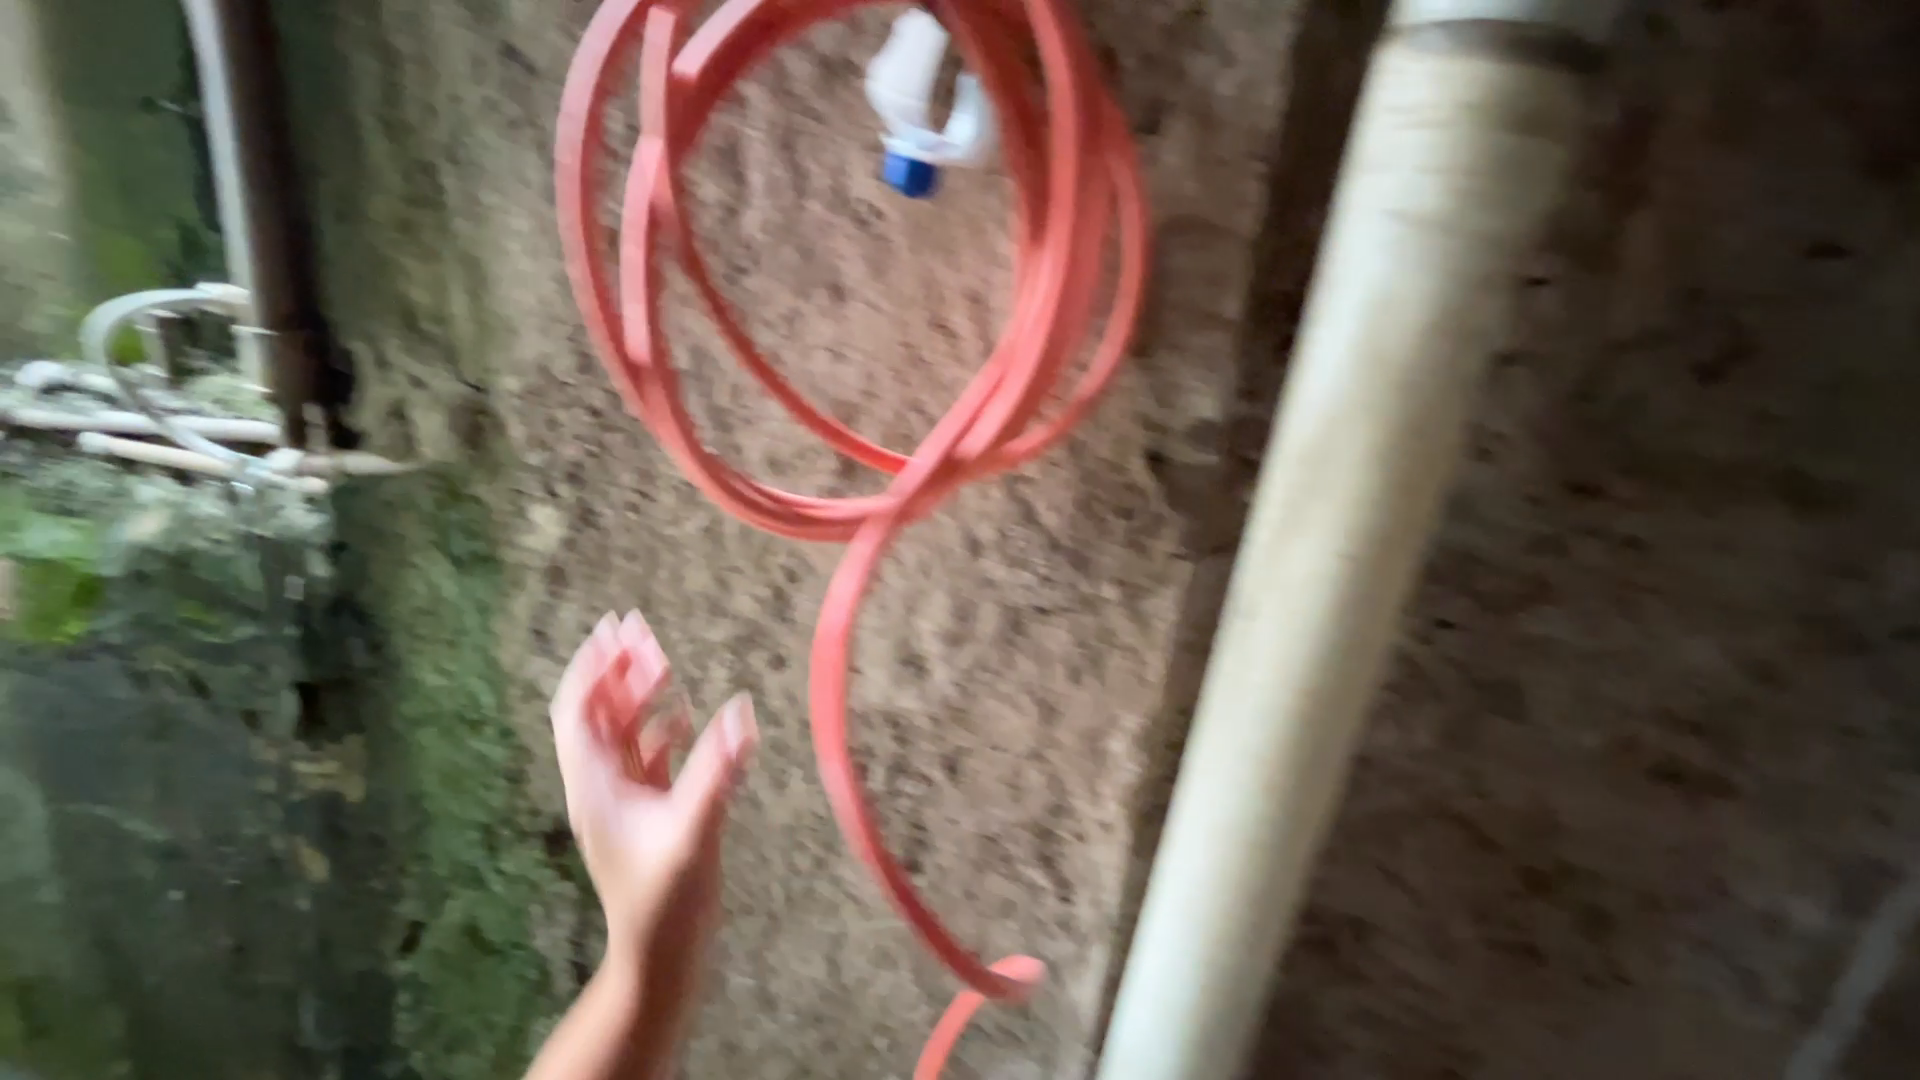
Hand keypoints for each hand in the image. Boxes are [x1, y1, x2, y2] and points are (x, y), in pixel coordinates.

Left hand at [550, 611, 757, 960]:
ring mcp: (627, 798)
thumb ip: (718, 768)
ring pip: (624, 731)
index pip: (579, 711)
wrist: (662, 952)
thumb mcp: (693, 829)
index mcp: (596, 785)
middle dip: (617, 669)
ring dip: (639, 693)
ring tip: (661, 660)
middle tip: (639, 628)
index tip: (614, 630)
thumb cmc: (666, 897)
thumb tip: (744, 709)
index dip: (594, 668)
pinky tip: (681, 713)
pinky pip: (649, 755)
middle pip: (600, 713)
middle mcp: (604, 785)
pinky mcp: (651, 810)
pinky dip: (661, 726)